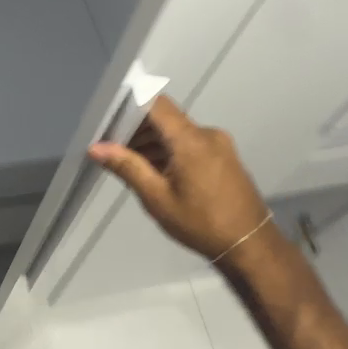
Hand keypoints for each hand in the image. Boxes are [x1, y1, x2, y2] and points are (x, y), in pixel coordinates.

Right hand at [87, 96, 274, 263]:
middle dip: (137, 130)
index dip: (129, 105)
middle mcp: (207, 134)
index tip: (108, 120)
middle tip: (112, 148)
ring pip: (177, 131)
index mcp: (190, 139)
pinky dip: (171, 151)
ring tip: (131, 165)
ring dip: (153, 143)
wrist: (251, 246)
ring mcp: (219, 144)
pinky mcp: (224, 156)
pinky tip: (157, 173)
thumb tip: (96, 148)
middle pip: (165, 118)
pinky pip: (191, 143)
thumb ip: (127, 167)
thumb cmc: (200, 223)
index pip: (155, 103)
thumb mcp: (157, 198)